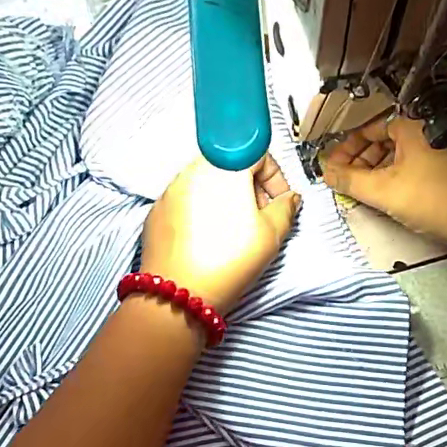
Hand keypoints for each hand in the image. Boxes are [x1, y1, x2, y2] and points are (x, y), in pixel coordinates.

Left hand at [139, 154, 301, 311]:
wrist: (179, 294)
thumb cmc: (229, 261)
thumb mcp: (272, 235)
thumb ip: (286, 208)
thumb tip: (290, 198)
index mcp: (226, 167)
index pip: (256, 151)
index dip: (273, 175)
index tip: (277, 201)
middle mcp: (194, 170)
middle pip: (230, 165)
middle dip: (251, 188)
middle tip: (261, 218)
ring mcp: (171, 189)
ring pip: (207, 182)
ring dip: (226, 199)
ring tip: (235, 232)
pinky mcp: (157, 210)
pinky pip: (186, 200)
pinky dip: (202, 211)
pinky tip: (209, 241)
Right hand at [320, 114, 446, 257]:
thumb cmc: (435, 197)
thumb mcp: (384, 190)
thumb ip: (349, 180)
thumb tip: (324, 171)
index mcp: (412, 122)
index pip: (369, 128)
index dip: (346, 149)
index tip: (332, 170)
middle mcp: (431, 127)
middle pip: (386, 140)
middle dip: (363, 162)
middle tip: (347, 184)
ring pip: (404, 156)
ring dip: (381, 173)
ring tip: (368, 195)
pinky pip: (421, 168)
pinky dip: (402, 180)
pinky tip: (395, 199)